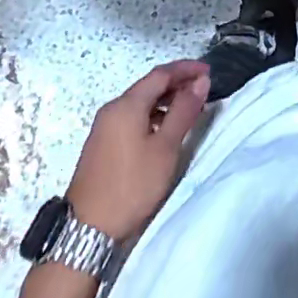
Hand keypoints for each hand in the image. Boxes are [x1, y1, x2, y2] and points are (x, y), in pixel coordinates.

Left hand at [65, 59, 210, 238]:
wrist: (89, 228)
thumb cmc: (133, 185)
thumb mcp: (165, 147)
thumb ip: (184, 110)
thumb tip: (201, 81)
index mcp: (126, 105)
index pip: (160, 74)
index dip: (186, 69)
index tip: (209, 70)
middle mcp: (112, 109)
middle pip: (148, 85)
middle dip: (177, 82)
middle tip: (204, 88)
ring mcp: (104, 126)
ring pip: (140, 102)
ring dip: (166, 99)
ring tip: (190, 108)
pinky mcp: (103, 142)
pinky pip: (132, 116)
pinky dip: (153, 114)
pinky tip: (166, 128)